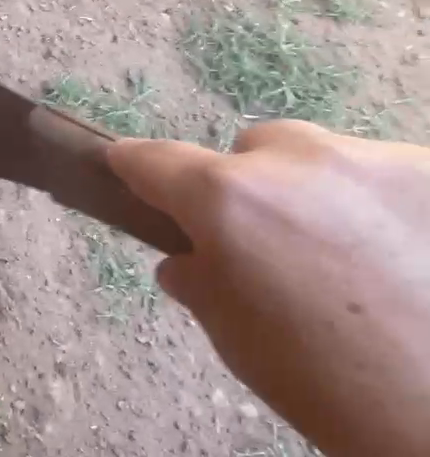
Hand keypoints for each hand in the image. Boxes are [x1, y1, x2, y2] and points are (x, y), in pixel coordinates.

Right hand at [108, 122, 429, 456]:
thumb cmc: (341, 390)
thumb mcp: (238, 337)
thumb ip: (201, 278)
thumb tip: (192, 258)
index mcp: (225, 197)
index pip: (146, 157)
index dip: (135, 173)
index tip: (136, 185)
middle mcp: (297, 163)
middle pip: (254, 148)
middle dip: (257, 187)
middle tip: (282, 248)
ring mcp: (386, 165)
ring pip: (332, 160)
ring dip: (330, 194)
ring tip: (366, 260)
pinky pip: (400, 181)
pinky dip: (397, 210)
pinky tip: (414, 261)